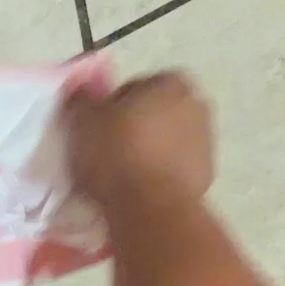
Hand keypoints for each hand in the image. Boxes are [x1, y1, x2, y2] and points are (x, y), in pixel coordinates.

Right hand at [65, 72, 214, 207]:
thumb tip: (79, 89)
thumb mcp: (83, 124)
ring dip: (146, 152)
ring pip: (165, 140)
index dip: (107, 113)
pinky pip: (173, 167)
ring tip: (119, 177)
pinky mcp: (205, 169)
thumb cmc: (115, 156)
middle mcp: (195, 100)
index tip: (92, 135)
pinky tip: (137, 191)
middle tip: (104, 155)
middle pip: (151, 114)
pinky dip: (158, 174)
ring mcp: (205, 136)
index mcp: (168, 81)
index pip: (130, 90)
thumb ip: (80, 102)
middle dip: (131, 129)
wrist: (149, 204)